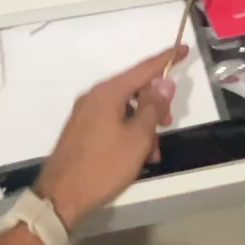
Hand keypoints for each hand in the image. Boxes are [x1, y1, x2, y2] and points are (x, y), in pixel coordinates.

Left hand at [33, 46, 186, 228]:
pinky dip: (128, 134)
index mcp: (107, 93)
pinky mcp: (82, 130)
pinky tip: (137, 158)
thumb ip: (153, 108)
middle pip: (134, 90)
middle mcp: (94, 97)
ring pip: (125, 109)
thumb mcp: (137, 138)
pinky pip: (113, 122)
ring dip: (143, 126)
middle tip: (168, 124)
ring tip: (152, 154)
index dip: (165, 59)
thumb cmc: (103, 166)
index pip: (143, 69)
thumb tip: (164, 83)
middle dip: (155, 105)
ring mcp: (86, 113)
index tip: (183, 49)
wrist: (61, 196)